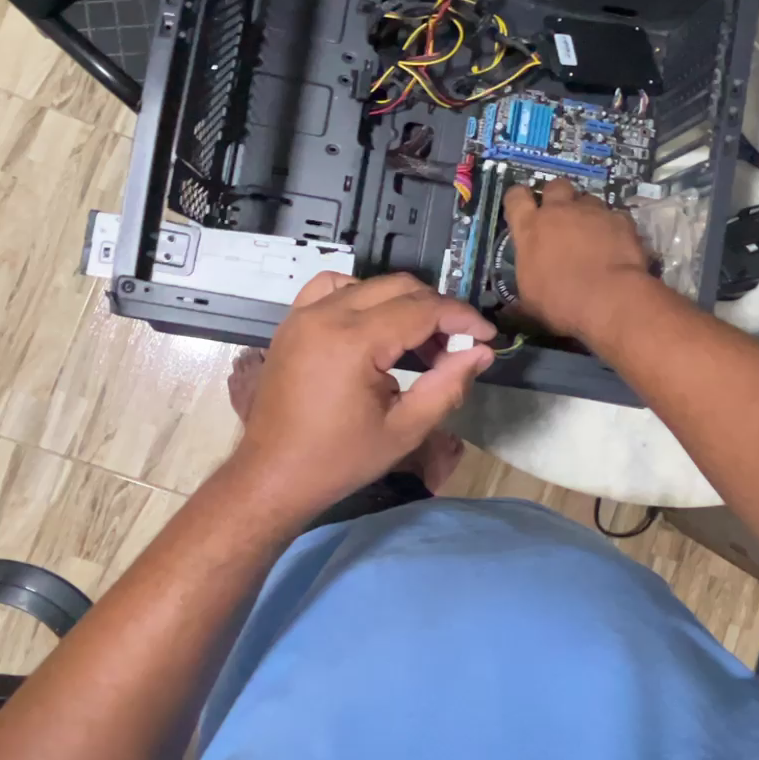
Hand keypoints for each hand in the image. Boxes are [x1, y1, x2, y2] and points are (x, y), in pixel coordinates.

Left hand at [227, 273, 495, 521]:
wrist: (272, 475)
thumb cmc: (338, 460)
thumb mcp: (403, 430)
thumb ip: (447, 386)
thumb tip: (481, 353)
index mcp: (354, 341)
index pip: (422, 310)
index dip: (462, 319)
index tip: (486, 337)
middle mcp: (326, 315)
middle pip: (399, 287)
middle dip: (437, 310)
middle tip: (456, 346)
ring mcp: (304, 314)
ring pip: (369, 283)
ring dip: (403, 303)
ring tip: (419, 342)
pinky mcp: (292, 322)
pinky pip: (332, 287)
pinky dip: (362, 295)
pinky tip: (374, 325)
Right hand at [503, 179, 656, 341]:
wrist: (609, 300)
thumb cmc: (560, 303)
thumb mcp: (530, 304)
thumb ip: (522, 296)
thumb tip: (509, 312)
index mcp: (530, 228)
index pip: (516, 196)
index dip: (518, 199)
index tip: (523, 209)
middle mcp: (560, 211)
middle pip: (556, 186)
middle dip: (558, 197)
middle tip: (561, 217)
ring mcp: (592, 212)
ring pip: (588, 198)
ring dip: (587, 211)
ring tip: (592, 232)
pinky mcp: (620, 219)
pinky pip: (615, 215)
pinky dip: (613, 226)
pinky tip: (616, 243)